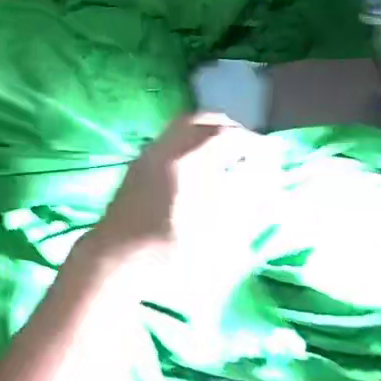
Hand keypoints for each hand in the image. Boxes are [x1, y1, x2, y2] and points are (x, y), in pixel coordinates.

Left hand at [82, 112, 269, 286]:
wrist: (113, 258)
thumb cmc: (166, 251)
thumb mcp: (213, 232)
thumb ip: (241, 202)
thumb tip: (261, 182)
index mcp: (184, 162)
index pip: (223, 134)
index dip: (250, 141)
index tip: (268, 154)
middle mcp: (162, 150)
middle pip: (199, 121)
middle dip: (227, 130)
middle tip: (247, 150)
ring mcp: (145, 156)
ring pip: (180, 129)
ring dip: (205, 135)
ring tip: (225, 160)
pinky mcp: (135, 168)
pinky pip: (167, 141)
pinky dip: (188, 144)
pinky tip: (197, 171)